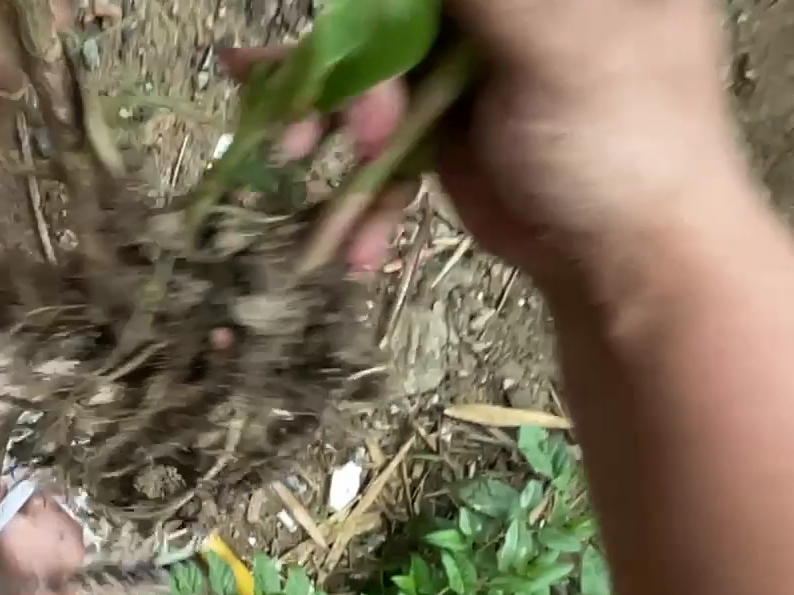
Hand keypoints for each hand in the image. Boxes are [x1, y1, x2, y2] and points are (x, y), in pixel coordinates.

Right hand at [232, 0, 749, 285]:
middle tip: (299, 143)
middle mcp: (501, 23)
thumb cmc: (613, 141)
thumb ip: (491, 2)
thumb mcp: (559, 49)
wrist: (616, 249)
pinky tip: (351, 240)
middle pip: (387, 42)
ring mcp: (467, 83)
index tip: (321, 65)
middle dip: (338, 94)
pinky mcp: (442, 139)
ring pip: (372, 100)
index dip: (362, 26)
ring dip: (330, 143)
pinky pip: (382, 155)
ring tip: (299, 173)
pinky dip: (361, 199)